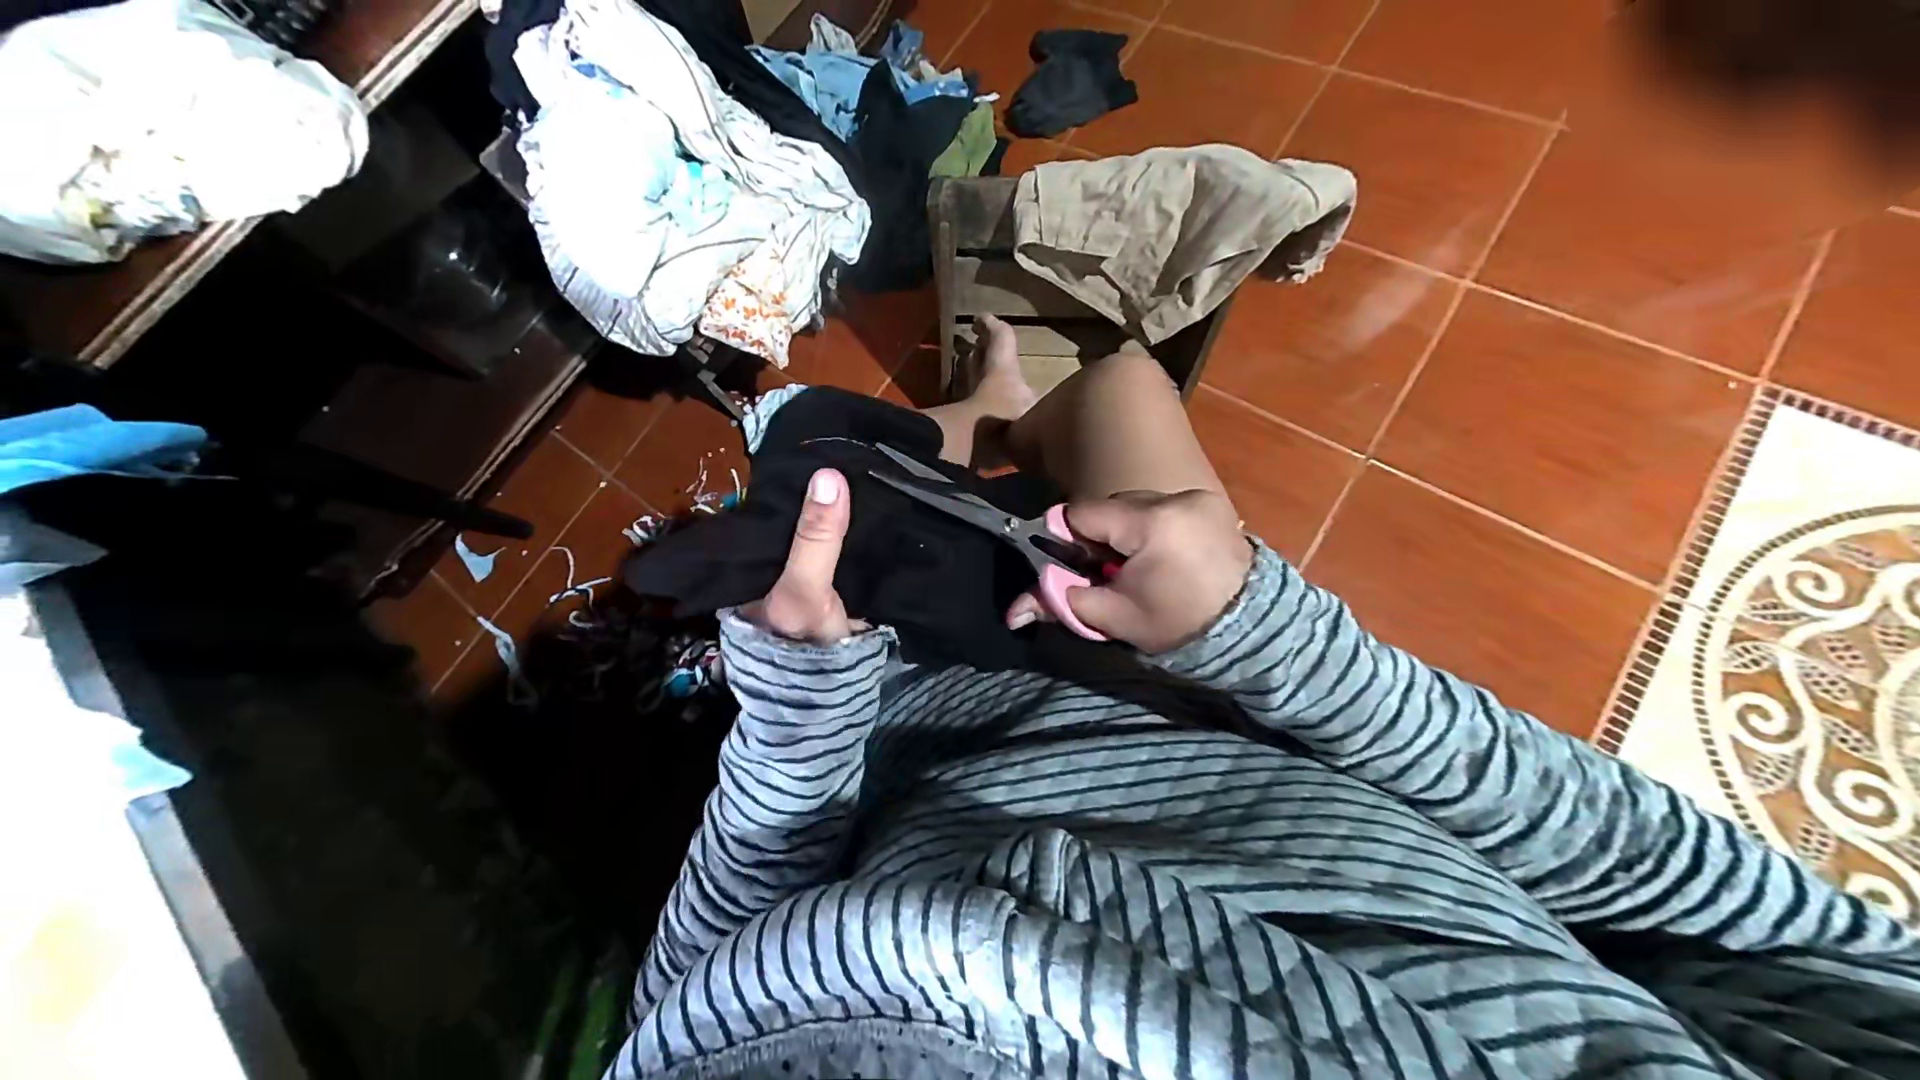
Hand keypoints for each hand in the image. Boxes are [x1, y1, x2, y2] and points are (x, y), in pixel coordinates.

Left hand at [739, 469, 865, 643]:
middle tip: (855, 458)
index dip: (791, 483)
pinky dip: (860, 534)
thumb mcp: (804, 589)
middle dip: (823, 496)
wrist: (833, 698)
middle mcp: (774, 565)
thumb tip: (828, 475)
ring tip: (870, 475)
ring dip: (844, 513)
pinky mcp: (834, 585)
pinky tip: (880, 511)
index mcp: (751, 563)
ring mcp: (805, 575)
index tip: (820, 452)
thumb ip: (814, 539)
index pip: (768, 509)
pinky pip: (846, 549)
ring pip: (824, 533)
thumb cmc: (802, 646)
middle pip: (798, 519)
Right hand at [1006, 490, 1252, 652]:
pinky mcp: (1211, 500)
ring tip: (1138, 563)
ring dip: (1125, 528)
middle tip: (1108, 570)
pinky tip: (1162, 552)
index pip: (1081, 512)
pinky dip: (1151, 525)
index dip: (1068, 539)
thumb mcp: (1113, 616)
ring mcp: (1198, 495)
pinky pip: (1161, 504)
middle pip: (1108, 505)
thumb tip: (1010, 613)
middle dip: (1099, 535)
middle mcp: (1175, 496)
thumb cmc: (1176, 625)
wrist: (1248, 629)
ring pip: (1134, 503)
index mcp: (1150, 522)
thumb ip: (1059, 602)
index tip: (1076, 566)